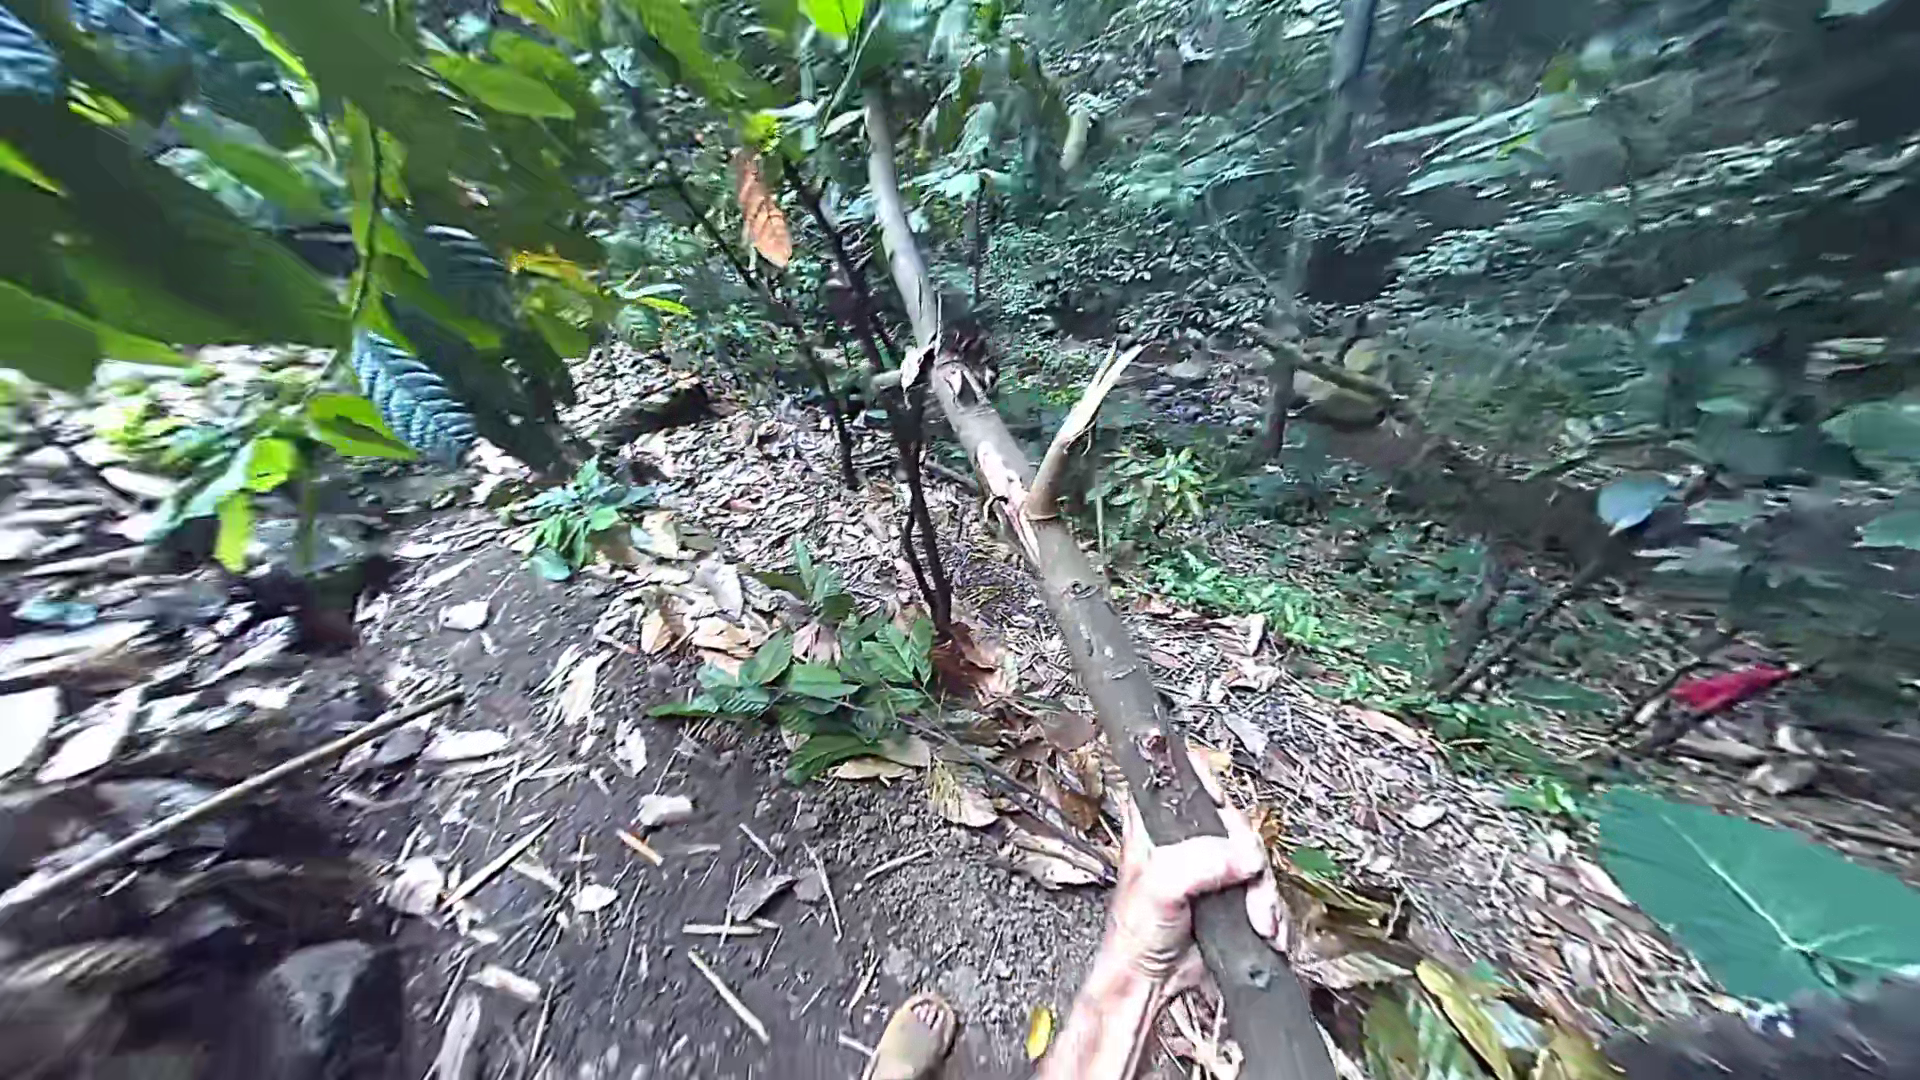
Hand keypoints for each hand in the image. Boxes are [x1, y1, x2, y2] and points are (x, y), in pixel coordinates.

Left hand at [1105, 751, 1286, 989]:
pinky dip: (1271, 909)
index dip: (1207, 783)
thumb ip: (1197, 864)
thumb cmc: (1136, 928)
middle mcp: (1184, 835)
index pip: (1185, 778)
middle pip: (1232, 820)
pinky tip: (1265, 928)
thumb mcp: (1158, 886)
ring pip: (1253, 856)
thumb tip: (1242, 856)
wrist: (1151, 979)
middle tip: (1249, 883)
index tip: (1221, 803)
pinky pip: (1264, 889)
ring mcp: (1209, 863)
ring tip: (1259, 920)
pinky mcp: (1230, 892)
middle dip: (1248, 855)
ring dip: (1264, 891)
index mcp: (1154, 818)